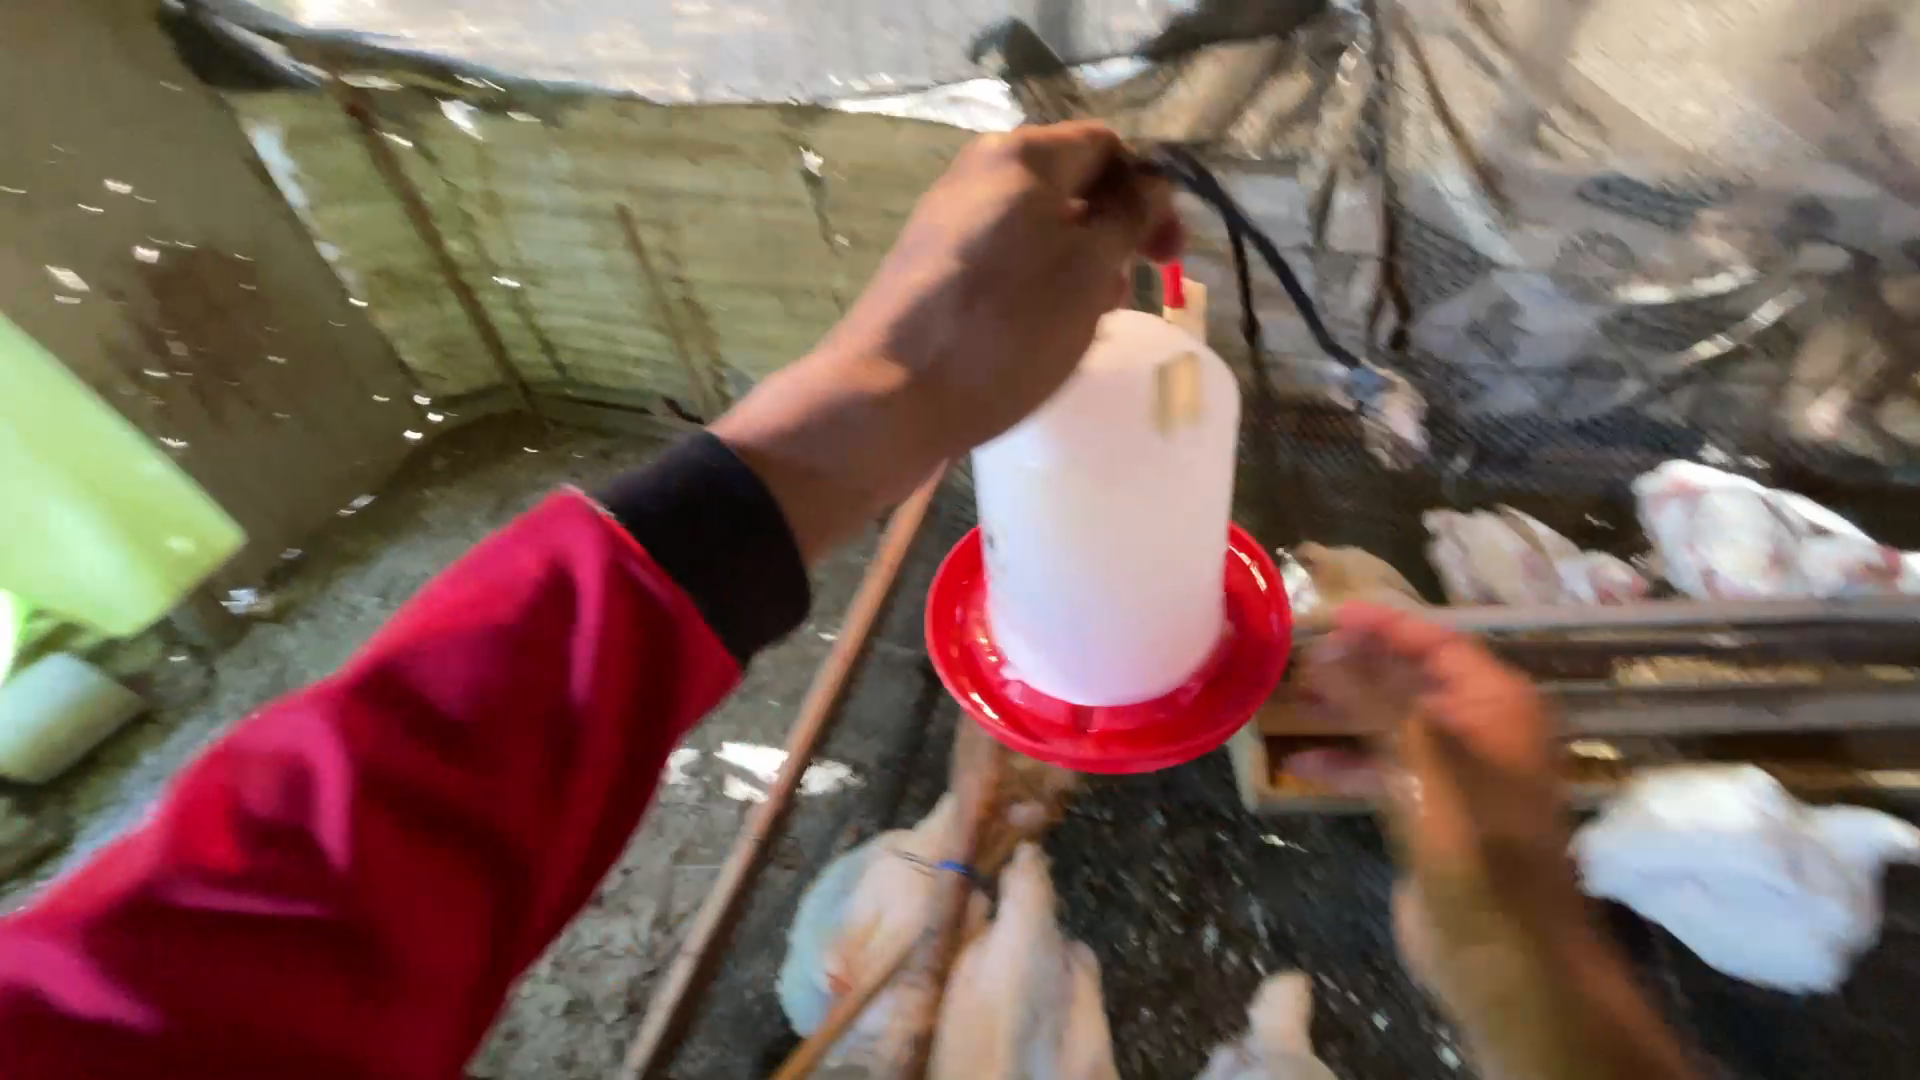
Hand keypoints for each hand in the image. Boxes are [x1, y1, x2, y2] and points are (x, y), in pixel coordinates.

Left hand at [712, 122, 1180, 560]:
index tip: (1167, 255)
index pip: (1106, 148)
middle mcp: (975, 179)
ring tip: (1081, 327)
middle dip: (1109, 240)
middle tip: (1123, 296)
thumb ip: (1129, 217)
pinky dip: (1030, 296)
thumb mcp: (1089, 270)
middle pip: (1068, 193)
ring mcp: (945, 230)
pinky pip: (999, 272)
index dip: (1148, 193)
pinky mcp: (928, 279)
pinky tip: (1033, 341)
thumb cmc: (1002, 331)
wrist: (888, 399)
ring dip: (1072, 275)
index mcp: (1019, 157)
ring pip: (1033, 239)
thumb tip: (1150, 183)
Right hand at [1306, 601, 1577, 950]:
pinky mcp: (1431, 810)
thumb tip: (1327, 646)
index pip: (1437, 641)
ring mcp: (1455, 773)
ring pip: (1390, 723)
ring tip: (1292, 698)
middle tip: (1300, 654)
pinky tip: (1303, 761)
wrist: (1502, 950)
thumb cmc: (1469, 839)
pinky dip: (1346, 759)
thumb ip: (1372, 694)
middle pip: (1410, 679)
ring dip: (1344, 710)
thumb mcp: (1417, 754)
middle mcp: (1480, 730)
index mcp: (1497, 705)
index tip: (1329, 614)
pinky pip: (1383, 767)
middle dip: (1356, 666)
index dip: (1384, 624)